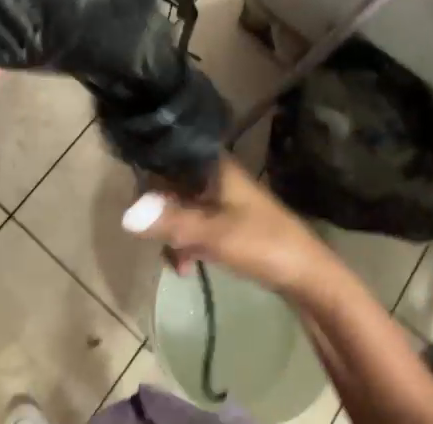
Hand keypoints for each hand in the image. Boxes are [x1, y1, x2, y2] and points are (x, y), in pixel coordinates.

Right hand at [121, 160, 332, 295]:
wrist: (306, 274)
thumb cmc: (262, 243)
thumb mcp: (213, 234)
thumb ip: (172, 221)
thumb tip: (126, 213)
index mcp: (213, 167)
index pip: (168, 158)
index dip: (148, 179)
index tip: (137, 208)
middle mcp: (214, 176)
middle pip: (170, 186)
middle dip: (158, 215)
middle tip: (159, 242)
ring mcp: (221, 200)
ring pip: (180, 209)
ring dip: (172, 235)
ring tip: (176, 263)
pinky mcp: (226, 223)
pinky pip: (193, 227)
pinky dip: (185, 245)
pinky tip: (185, 268)